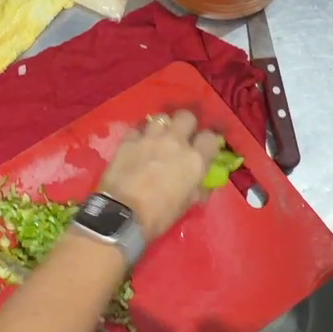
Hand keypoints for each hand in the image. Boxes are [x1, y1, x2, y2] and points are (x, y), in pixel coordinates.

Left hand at [96, 109, 221, 240]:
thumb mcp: (187, 205)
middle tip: (181, 137)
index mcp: (194, 159)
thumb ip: (198, 188)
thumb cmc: (159, 215)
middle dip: (186, 124)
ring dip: (162, 126)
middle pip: (186, 116)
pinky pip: (137, 128)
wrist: (122, 214)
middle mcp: (175, 141)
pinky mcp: (128, 140)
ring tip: (158, 137)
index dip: (208, 142)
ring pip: (161, 117)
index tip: (203, 149)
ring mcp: (150, 137)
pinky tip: (137, 143)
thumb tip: (202, 182)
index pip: (210, 137)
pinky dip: (139, 134)